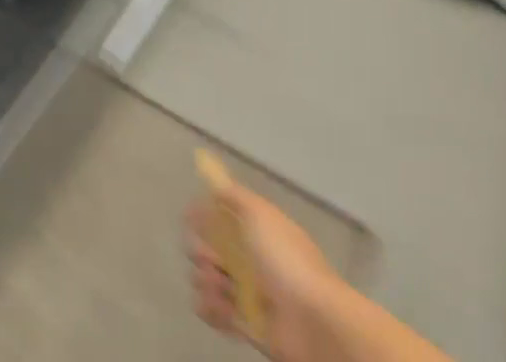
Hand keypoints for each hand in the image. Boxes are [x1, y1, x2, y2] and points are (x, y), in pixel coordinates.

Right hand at [185, 184, 345, 361]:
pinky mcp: (243, 323)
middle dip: (200, 253)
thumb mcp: (261, 215)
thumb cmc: (286, 261)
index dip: (204, 219)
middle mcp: (252, 262)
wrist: (313, 320)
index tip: (193, 219)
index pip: (221, 221)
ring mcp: (247, 294)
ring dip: (205, 282)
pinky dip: (211, 309)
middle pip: (208, 251)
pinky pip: (212, 312)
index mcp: (259, 236)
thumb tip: (214, 183)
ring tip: (220, 289)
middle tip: (210, 260)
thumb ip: (235, 196)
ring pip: (206, 280)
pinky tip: (222, 309)